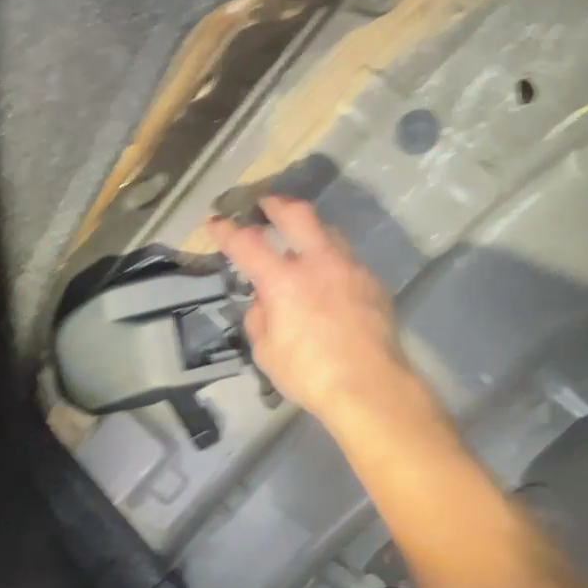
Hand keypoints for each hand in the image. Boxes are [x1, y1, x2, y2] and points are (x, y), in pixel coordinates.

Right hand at [207, 197, 426, 428]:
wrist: (368, 385)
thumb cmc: (308, 373)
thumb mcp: (266, 351)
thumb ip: (260, 318)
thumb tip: (263, 302)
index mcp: (283, 281)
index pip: (247, 244)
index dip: (226, 231)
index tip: (214, 223)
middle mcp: (318, 263)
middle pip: (298, 215)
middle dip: (277, 204)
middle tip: (266, 202)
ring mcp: (350, 269)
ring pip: (329, 233)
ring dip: (310, 230)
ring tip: (301, 239)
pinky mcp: (373, 283)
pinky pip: (347, 261)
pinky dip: (331, 262)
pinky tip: (328, 279)